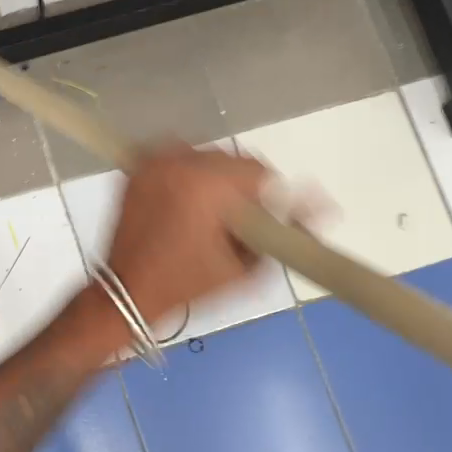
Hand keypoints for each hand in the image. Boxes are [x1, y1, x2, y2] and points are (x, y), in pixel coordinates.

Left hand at [105, 142, 269, 327]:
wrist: (126, 293)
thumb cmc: (187, 285)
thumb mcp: (244, 268)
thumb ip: (287, 234)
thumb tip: (325, 208)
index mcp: (207, 182)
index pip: (259, 172)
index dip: (268, 197)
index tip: (263, 222)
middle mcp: (179, 160)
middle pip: (231, 162)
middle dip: (239, 189)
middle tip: (234, 222)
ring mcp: (152, 161)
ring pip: (205, 159)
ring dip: (214, 181)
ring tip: (208, 216)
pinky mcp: (136, 169)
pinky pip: (176, 161)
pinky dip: (186, 177)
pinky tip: (185, 206)